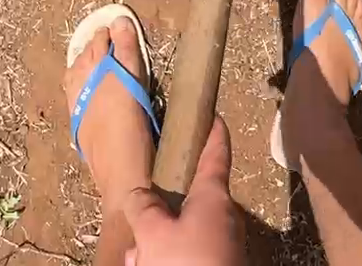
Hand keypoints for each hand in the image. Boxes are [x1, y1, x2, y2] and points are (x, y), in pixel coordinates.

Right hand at [120, 118, 245, 265]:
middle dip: (161, 207)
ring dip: (158, 240)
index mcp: (214, 196)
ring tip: (137, 258)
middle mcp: (224, 217)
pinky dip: (167, 257)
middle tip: (139, 219)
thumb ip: (143, 207)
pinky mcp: (217, 265)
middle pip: (190, 198)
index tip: (212, 112)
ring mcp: (223, 245)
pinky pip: (187, 253)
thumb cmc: (185, 264)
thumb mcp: (153, 233)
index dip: (214, 129)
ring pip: (183, 231)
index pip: (217, 151)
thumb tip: (139, 194)